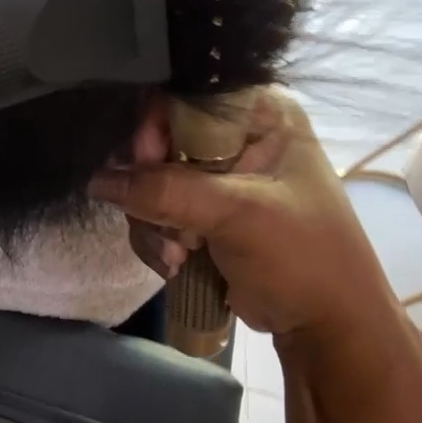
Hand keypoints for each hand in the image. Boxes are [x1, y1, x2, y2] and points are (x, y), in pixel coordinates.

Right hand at [93, 90, 396, 339]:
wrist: (323, 324)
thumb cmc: (302, 257)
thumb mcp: (238, 214)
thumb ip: (166, 191)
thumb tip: (98, 181)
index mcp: (262, 116)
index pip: (182, 98)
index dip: (154, 130)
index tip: (147, 165)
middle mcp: (235, 138)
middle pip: (155, 143)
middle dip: (148, 189)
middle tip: (166, 223)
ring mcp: (215, 177)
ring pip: (146, 182)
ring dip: (151, 222)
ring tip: (178, 255)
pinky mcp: (200, 211)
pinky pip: (150, 210)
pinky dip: (155, 238)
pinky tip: (176, 263)